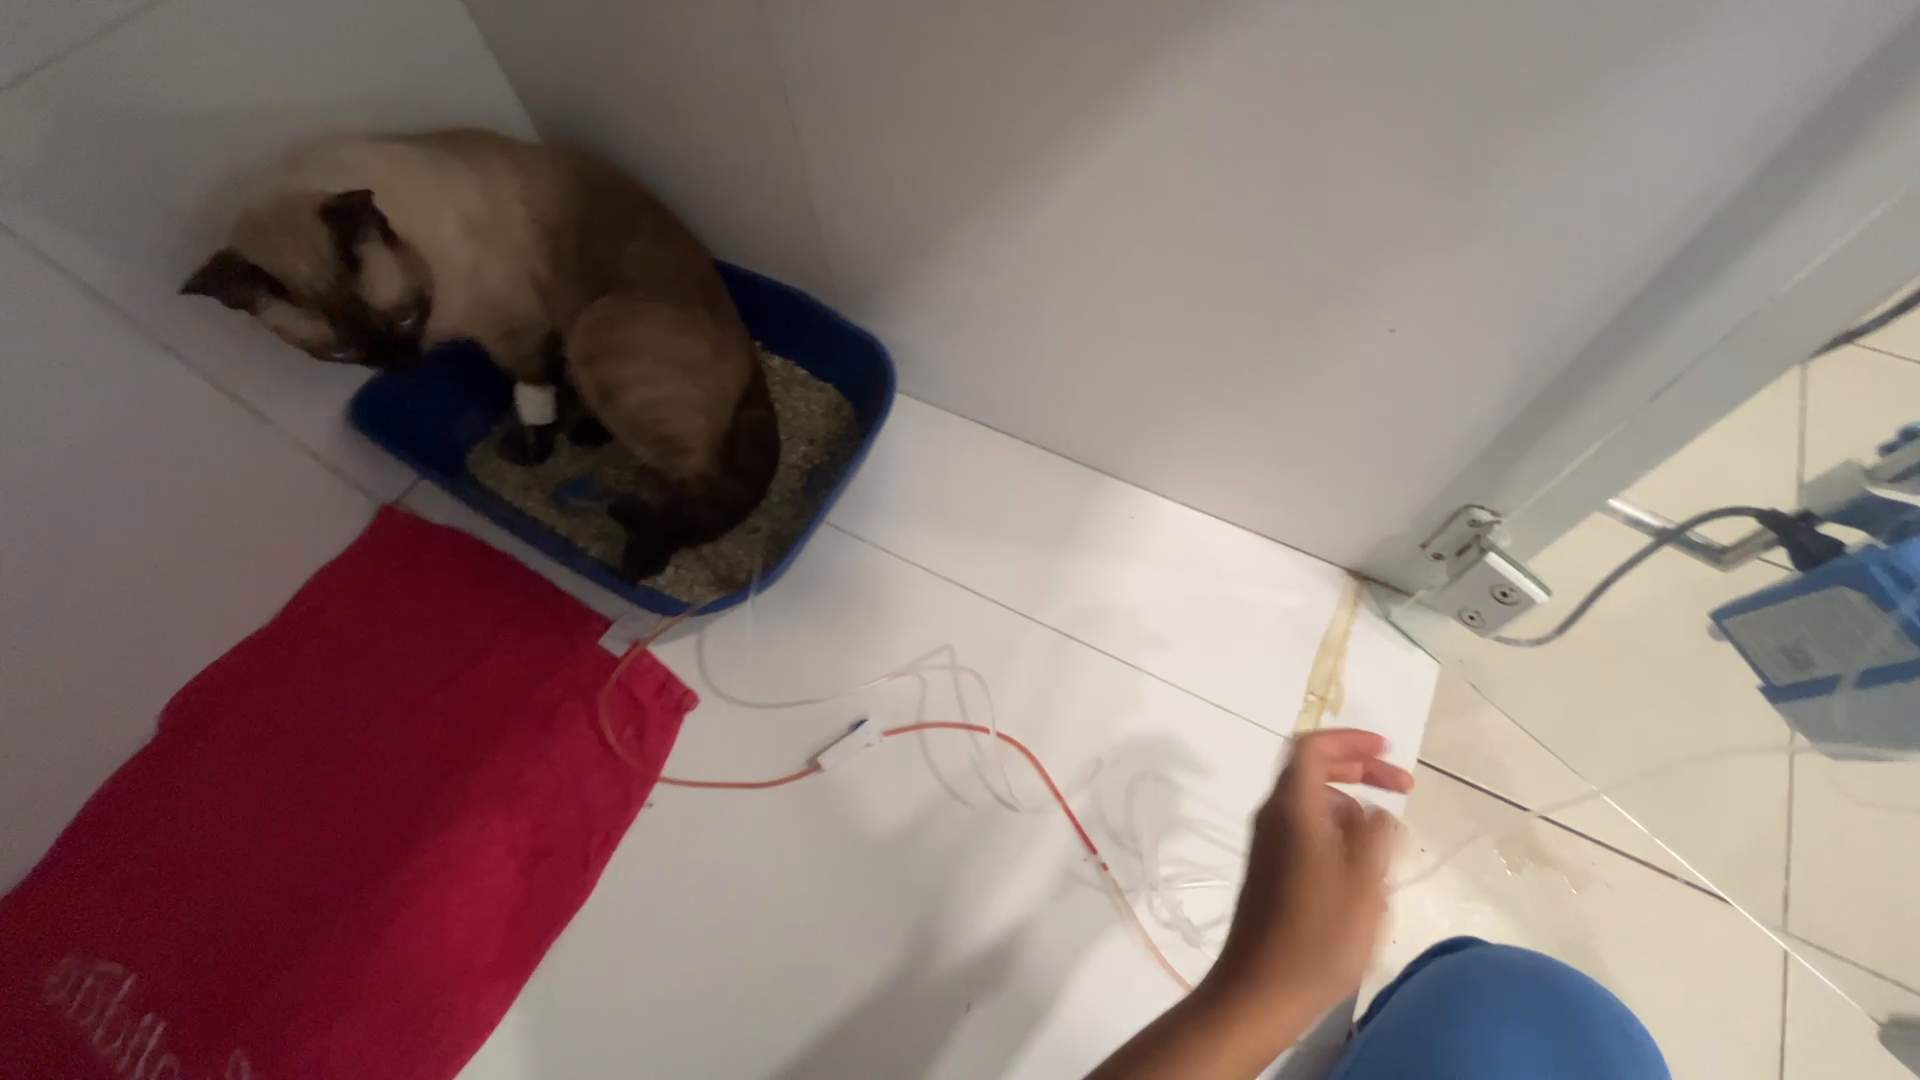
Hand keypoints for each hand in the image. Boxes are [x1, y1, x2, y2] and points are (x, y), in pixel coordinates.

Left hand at [1200, 728, 1413, 1020]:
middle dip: (1358, 768)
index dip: (1348, 740)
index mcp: (1291, 808)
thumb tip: (1375, 809)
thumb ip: (1374, 834)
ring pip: (1313, 803)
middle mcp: (1273, 815)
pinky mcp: (1272, 865)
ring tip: (1389, 842)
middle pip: (1312, 770)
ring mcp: (1269, 840)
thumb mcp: (1363, 882)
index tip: (1387, 749)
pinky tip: (1364, 868)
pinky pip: (1308, 829)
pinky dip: (1338, 831)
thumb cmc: (1318, 934)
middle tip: (1403, 786)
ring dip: (1353, 806)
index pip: (1310, 748)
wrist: (1261, 983)